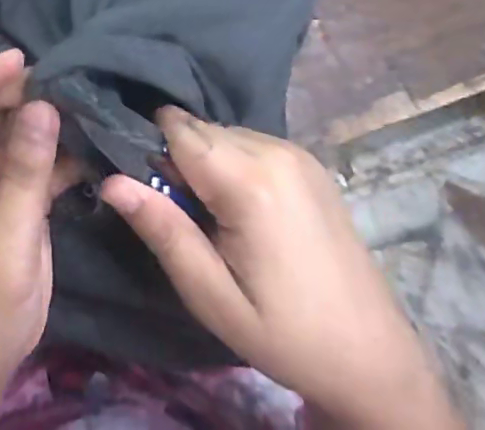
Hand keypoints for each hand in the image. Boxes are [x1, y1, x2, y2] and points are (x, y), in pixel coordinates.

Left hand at [0, 50, 61, 424]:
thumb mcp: (4, 247)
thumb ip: (23, 176)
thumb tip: (45, 105)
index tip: (19, 62)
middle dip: (19, 90)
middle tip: (69, 84)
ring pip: (12, 123)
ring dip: (46, 112)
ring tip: (87, 103)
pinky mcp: (14, 189)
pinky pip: (37, 151)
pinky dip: (62, 144)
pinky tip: (93, 140)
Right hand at [99, 109, 460, 429]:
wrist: (374, 356)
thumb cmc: (285, 334)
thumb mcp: (212, 296)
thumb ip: (162, 231)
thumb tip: (110, 181)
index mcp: (251, 182)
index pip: (177, 129)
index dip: (151, 152)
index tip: (148, 193)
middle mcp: (275, 151)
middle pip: (199, 129)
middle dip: (177, 160)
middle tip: (184, 218)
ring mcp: (297, 152)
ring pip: (222, 132)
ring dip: (205, 162)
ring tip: (216, 219)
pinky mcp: (309, 160)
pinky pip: (249, 142)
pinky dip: (232, 163)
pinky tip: (243, 210)